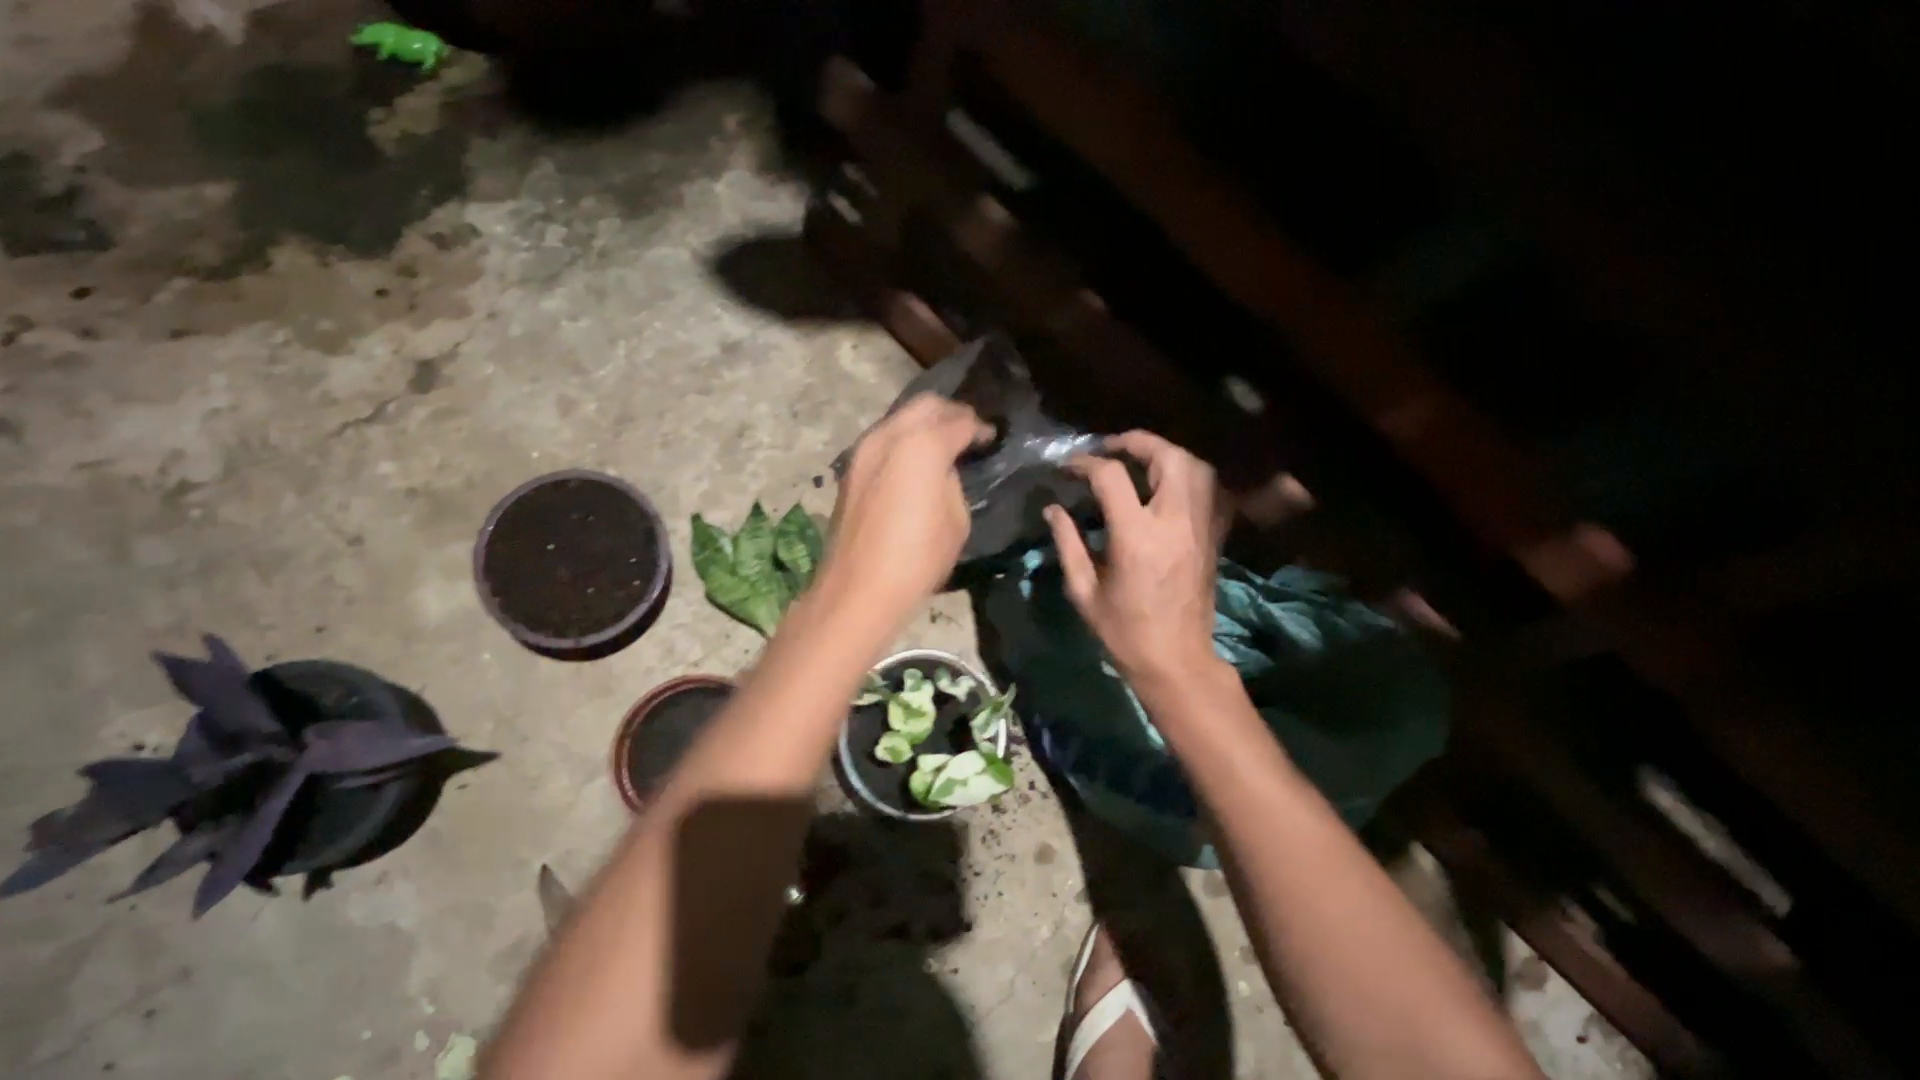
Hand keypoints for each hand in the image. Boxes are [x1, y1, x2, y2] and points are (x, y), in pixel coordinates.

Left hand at [817, 393, 992, 622]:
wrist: (859, 589)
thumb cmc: (917, 558)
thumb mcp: (956, 520)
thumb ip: (953, 482)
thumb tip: (944, 471)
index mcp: (922, 445)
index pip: (959, 421)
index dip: (980, 428)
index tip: (990, 439)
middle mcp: (889, 435)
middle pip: (925, 406)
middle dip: (950, 414)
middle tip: (968, 432)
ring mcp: (864, 450)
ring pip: (899, 419)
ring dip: (923, 425)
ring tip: (942, 445)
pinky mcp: (851, 470)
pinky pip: (884, 440)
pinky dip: (904, 442)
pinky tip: (915, 463)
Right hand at [1045, 430, 1226, 688]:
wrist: (1176, 660)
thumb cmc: (1124, 631)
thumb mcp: (1084, 591)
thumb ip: (1068, 543)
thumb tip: (1053, 509)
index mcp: (1136, 536)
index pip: (1111, 477)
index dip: (1085, 464)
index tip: (1068, 469)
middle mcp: (1174, 522)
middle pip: (1167, 456)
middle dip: (1137, 442)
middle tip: (1111, 448)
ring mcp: (1201, 527)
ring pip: (1195, 467)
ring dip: (1167, 454)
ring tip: (1141, 460)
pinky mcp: (1214, 536)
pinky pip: (1209, 490)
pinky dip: (1189, 476)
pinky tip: (1168, 485)